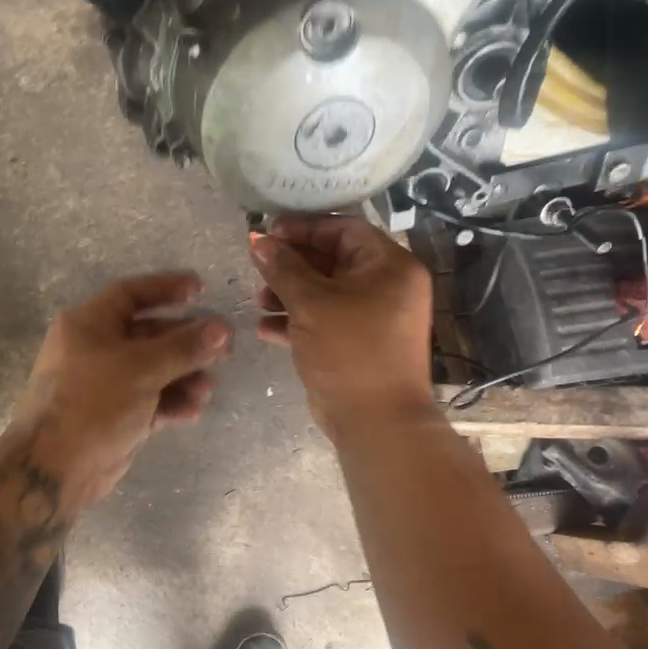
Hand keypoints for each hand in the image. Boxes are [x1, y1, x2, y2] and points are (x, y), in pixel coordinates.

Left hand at [9, 273, 232, 505]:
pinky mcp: (114, 415)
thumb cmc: (93, 402)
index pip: (130, 294)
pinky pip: (150, 400)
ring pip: (153, 370)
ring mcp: (105, 384)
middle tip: (224, 350)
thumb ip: (183, 347)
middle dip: (186, 342)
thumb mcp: (141, 368)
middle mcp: (95, 348)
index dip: (165, 289)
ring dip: (184, 377)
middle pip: (149, 335)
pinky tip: (193, 411)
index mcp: (88, 324)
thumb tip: (222, 328)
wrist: (56, 467)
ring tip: (208, 388)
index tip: (201, 289)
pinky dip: (171, 403)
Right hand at [250, 216, 434, 435]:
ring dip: (289, 294)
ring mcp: (375, 317)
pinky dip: (297, 321)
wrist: (375, 419)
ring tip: (257, 301)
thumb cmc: (348, 350)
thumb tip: (260, 241)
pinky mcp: (359, 344)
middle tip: (257, 266)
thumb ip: (283, 268)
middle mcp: (388, 286)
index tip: (268, 233)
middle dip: (292, 264)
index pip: (345, 230)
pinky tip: (265, 329)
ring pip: (326, 293)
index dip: (304, 229)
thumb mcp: (310, 303)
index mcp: (390, 266)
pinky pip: (326, 321)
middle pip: (333, 261)